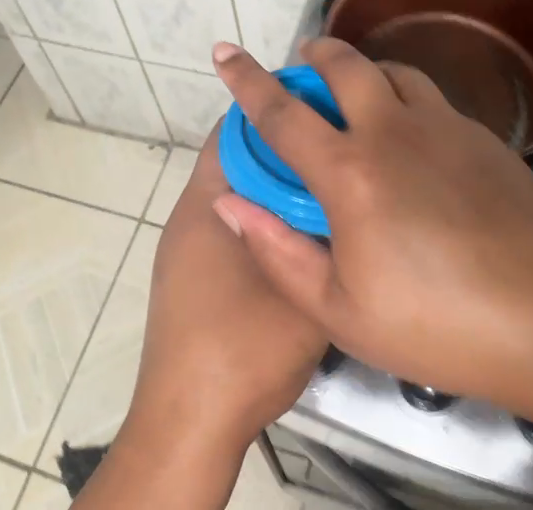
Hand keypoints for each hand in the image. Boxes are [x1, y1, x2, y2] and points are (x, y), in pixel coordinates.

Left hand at [124, 128, 327, 450]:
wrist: (190, 421)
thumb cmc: (244, 345)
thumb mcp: (304, 284)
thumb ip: (324, 233)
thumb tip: (346, 192)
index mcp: (208, 202)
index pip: (237, 130)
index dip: (280, 112)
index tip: (328, 111)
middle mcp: (191, 215)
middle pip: (240, 162)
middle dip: (287, 153)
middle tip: (342, 154)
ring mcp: (187, 250)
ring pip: (240, 199)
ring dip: (278, 192)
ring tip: (333, 195)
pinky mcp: (193, 281)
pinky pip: (234, 230)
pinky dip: (267, 225)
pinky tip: (305, 246)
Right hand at [208, 37, 532, 414]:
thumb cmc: (439, 325)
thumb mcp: (342, 312)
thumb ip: (279, 253)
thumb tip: (230, 204)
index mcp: (350, 172)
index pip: (282, 113)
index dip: (247, 80)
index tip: (224, 51)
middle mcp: (394, 133)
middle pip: (346, 66)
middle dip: (315, 54)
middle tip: (301, 60)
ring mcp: (446, 128)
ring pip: (395, 72)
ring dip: (365, 69)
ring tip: (354, 90)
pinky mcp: (485, 139)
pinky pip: (432, 100)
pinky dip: (405, 98)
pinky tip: (412, 137)